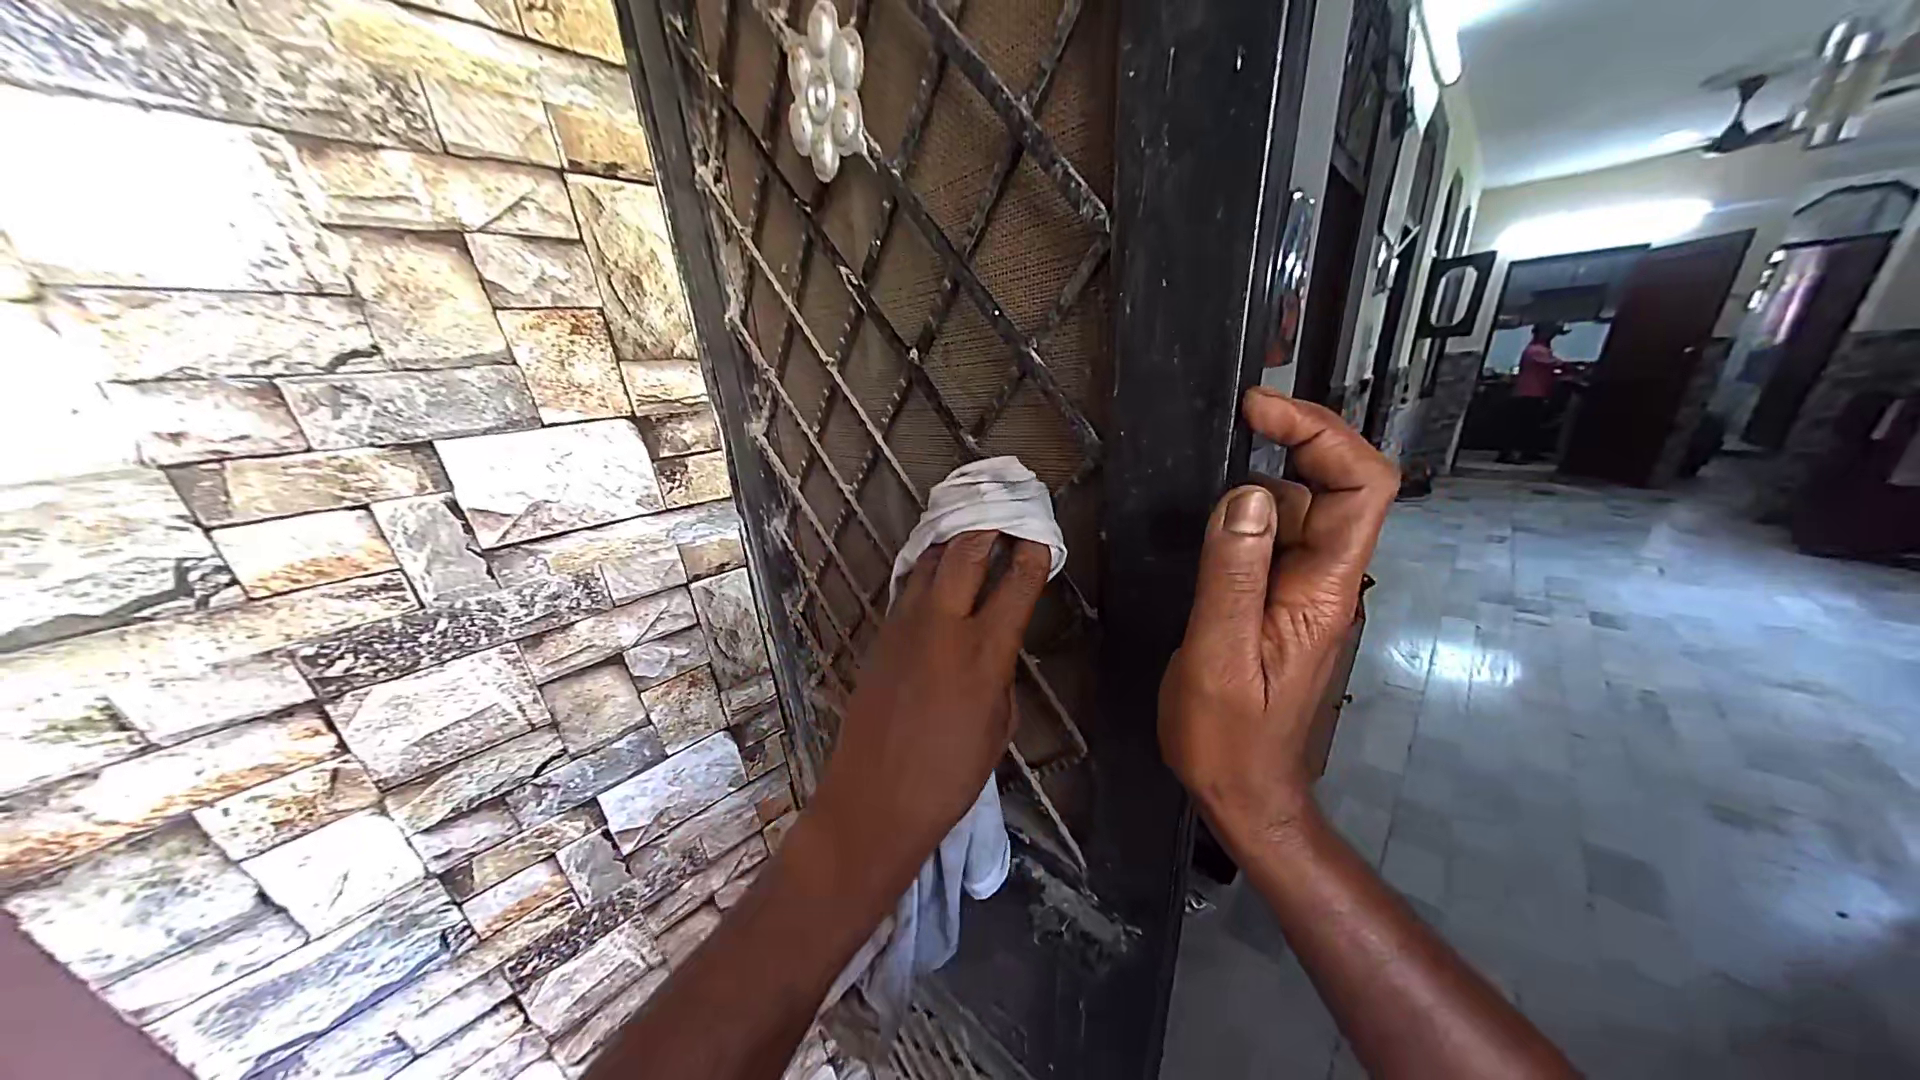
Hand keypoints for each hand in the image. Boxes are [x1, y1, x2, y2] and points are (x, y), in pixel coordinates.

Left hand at [808, 531, 1050, 892]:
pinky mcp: (880, 636)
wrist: (873, 799)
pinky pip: (907, 589)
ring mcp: (904, 627)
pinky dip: (927, 570)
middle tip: (1003, 511)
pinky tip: (937, 569)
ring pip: (930, 563)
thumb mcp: (998, 727)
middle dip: (988, 526)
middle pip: (966, 554)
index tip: (1040, 538)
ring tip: (970, 526)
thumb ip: (1000, 674)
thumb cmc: (949, 777)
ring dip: (954, 540)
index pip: (1016, 586)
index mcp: (983, 654)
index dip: (1033, 556)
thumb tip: (994, 645)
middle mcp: (943, 627)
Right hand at [1159, 388, 1397, 840]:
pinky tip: (1213, 532)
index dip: (1322, 434)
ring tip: (1206, 495)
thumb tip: (1250, 494)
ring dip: (1262, 489)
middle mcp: (1329, 583)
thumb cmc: (1230, 737)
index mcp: (1325, 591)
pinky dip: (1249, 523)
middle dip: (1292, 447)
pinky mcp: (1284, 607)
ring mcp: (1307, 595)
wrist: (1245, 792)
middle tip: (1234, 424)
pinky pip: (1276, 547)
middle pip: (1335, 491)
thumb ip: (1234, 574)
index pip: (1361, 488)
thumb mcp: (1220, 655)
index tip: (1261, 410)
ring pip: (1302, 516)